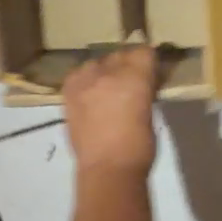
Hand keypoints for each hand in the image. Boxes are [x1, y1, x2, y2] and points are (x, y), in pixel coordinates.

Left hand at [62, 47, 158, 177]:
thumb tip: (144, 83)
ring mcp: (84, 83)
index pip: (144, 52)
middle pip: (120, 55)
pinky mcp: (68, 94)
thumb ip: (145, 91)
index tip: (153, 72)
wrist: (107, 169)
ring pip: (97, 63)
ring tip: (109, 87)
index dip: (149, 61)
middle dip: (128, 65)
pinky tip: (92, 93)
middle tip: (133, 82)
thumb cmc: (140, 146)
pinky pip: (78, 75)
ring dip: (106, 70)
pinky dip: (86, 80)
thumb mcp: (150, 112)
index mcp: (134, 78)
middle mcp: (108, 74)